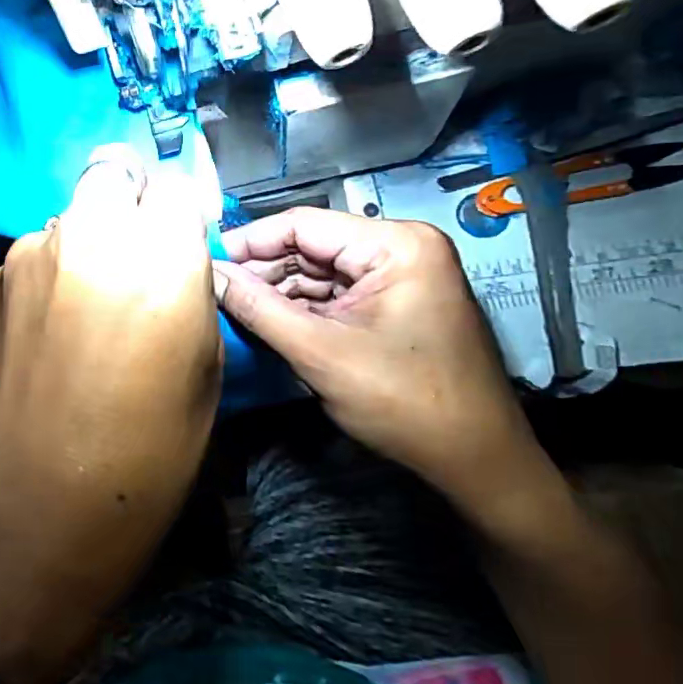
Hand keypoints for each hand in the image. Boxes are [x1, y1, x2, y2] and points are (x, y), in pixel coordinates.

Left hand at [0, 144, 221, 683]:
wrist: (41, 505)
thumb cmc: (150, 449)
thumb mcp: (204, 364)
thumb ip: (190, 291)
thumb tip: (174, 259)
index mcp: (159, 256)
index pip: (177, 186)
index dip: (182, 215)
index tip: (182, 244)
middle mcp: (91, 235)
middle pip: (114, 172)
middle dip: (131, 199)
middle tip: (137, 253)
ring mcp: (31, 253)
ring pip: (72, 214)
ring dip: (89, 240)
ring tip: (91, 303)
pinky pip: (37, 252)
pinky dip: (52, 272)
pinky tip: (53, 327)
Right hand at [214, 208, 545, 518]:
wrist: (477, 458)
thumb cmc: (404, 403)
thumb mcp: (321, 354)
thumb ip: (259, 309)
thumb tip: (210, 275)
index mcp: (396, 244)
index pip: (304, 224)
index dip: (250, 242)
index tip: (205, 261)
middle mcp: (402, 247)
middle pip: (313, 248)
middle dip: (264, 272)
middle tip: (214, 293)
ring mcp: (403, 275)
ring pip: (322, 274)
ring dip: (280, 294)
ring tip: (233, 310)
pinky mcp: (398, 303)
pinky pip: (340, 296)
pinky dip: (305, 310)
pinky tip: (269, 323)